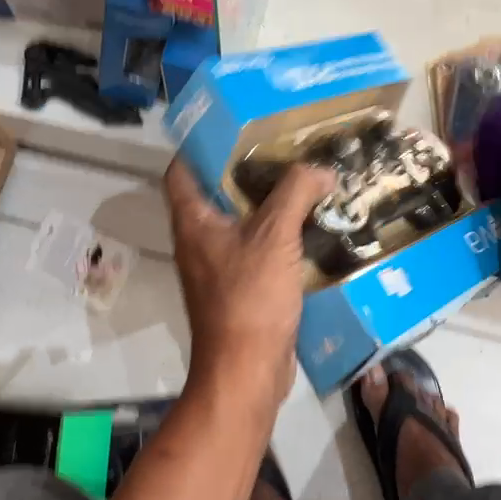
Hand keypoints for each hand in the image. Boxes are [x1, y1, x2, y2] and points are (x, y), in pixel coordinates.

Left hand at [165, 160, 336, 412]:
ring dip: (264, 203)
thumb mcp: (275, 235)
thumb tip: (320, 168)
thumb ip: (296, 193)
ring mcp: (216, 267)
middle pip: (214, 193)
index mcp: (192, 222)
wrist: (246, 372)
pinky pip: (254, 249)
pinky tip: (307, 226)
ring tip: (298, 180)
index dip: (199, 145)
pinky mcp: (238, 289)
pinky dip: (275, 234)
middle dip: (244, 170)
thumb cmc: (249, 297)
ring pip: (237, 222)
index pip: (180, 170)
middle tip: (279, 148)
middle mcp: (197, 240)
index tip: (232, 127)